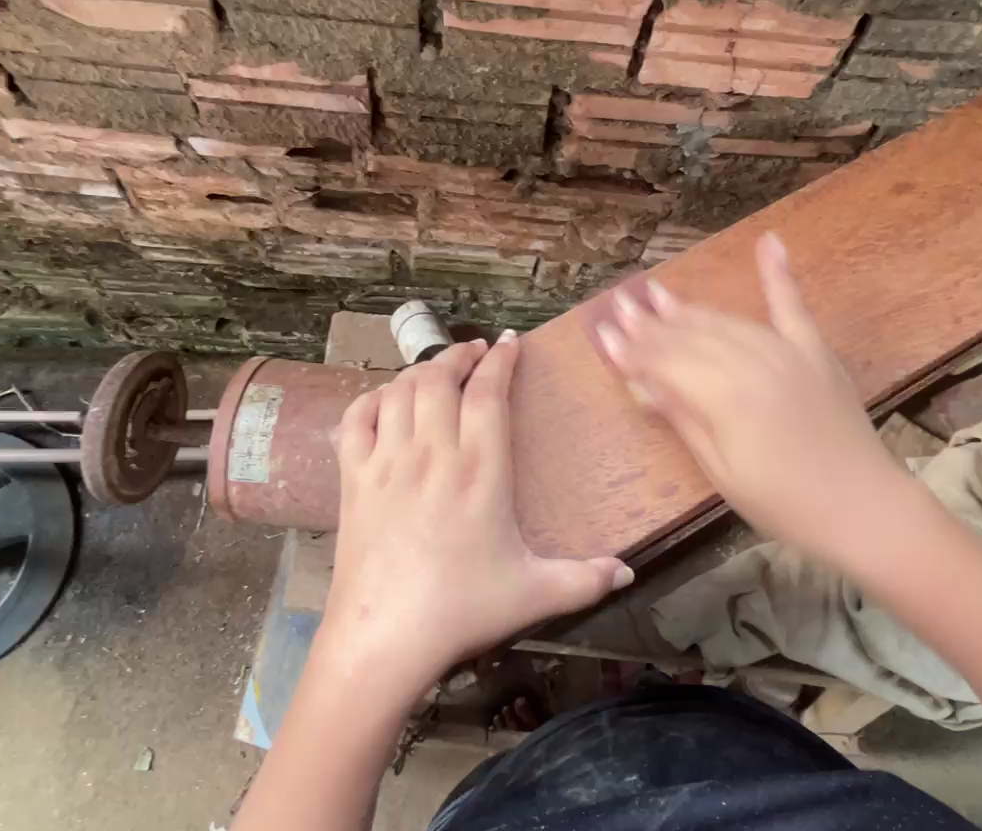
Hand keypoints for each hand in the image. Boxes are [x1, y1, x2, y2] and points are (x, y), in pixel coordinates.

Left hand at [320, 334, 632, 697]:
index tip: (510, 343)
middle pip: (440, 378)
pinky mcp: (352, 480)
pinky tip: (385, 401)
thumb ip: (585, 580)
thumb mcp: (533, 594)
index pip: (487, 392)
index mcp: (479, 470)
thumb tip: (628, 573)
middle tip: (476, 351)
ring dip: (419, 372)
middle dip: (459, 355)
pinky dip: (370, 399)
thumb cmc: (461, 611)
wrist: (382, 639)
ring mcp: (387, 462)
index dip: (500, 360)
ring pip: (399, 391)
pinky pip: (356, 420)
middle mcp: (431, 453)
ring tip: (438, 371)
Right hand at [595, 233, 919, 566]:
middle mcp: (752, 361)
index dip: (632, 350)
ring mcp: (786, 351)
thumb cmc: (782, 502)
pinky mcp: (814, 351)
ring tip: (655, 293)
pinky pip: (791, 306)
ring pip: (725, 322)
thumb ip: (682, 417)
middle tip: (619, 306)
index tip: (602, 334)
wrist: (862, 507)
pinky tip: (769, 241)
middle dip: (650, 324)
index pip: (666, 363)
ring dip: (688, 308)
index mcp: (725, 395)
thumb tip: (639, 382)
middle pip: (690, 336)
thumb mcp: (720, 468)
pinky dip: (779, 273)